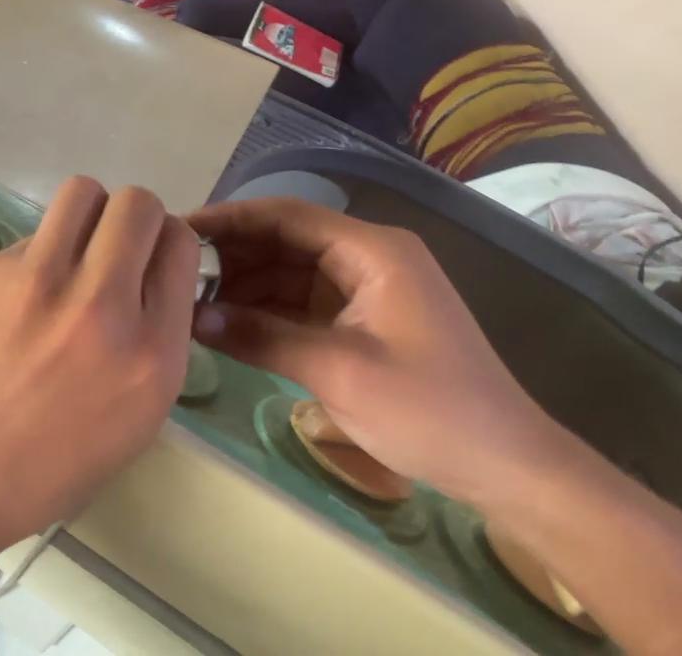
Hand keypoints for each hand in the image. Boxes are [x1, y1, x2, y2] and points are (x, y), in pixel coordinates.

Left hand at [0, 177, 200, 553]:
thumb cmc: (43, 470)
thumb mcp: (132, 421)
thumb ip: (154, 343)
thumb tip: (149, 282)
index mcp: (152, 355)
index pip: (181, 247)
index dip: (166, 247)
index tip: (149, 263)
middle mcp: (104, 306)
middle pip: (138, 205)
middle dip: (134, 218)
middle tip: (113, 249)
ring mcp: (42, 281)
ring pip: (84, 192)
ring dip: (87, 214)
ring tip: (71, 251)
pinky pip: (34, 233)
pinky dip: (38, 251)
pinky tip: (19, 295)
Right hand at [189, 197, 567, 504]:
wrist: (505, 465)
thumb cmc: (427, 408)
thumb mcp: (336, 370)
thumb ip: (261, 337)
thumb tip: (190, 318)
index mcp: (372, 250)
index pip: (287, 216)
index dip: (230, 219)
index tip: (179, 231)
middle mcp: (368, 257)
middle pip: (286, 241)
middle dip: (233, 255)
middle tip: (175, 274)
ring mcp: (367, 290)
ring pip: (291, 272)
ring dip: (246, 286)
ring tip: (190, 302)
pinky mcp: (364, 322)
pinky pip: (304, 303)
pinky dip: (268, 312)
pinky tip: (228, 324)